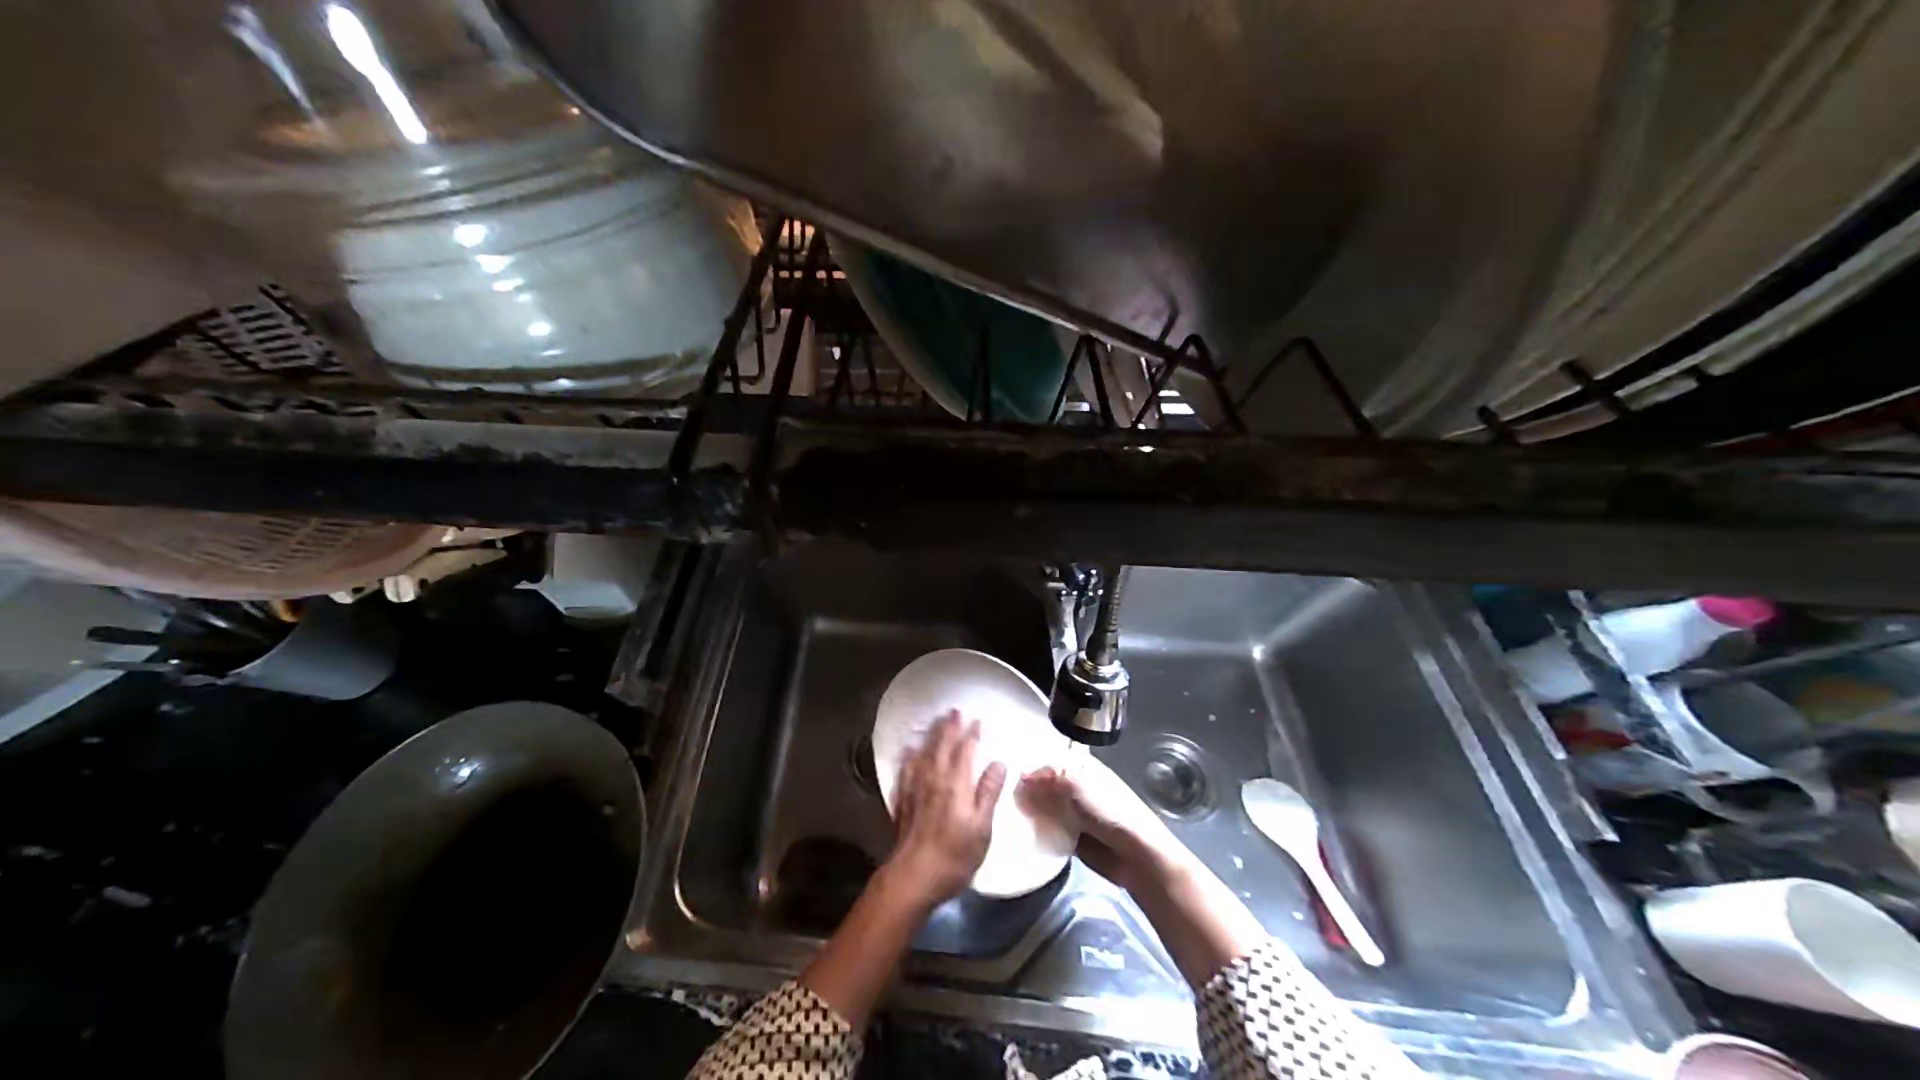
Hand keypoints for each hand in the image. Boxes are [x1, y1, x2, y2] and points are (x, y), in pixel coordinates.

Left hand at [884, 710, 1006, 908]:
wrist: (913, 877)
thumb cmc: (955, 855)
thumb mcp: (982, 827)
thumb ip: (988, 793)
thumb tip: (998, 763)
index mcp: (956, 784)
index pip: (965, 751)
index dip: (971, 734)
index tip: (977, 720)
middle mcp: (934, 779)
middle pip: (941, 746)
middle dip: (949, 727)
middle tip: (954, 710)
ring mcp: (915, 789)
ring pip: (923, 754)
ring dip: (931, 736)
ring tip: (935, 722)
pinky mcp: (903, 801)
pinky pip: (906, 769)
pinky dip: (910, 756)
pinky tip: (909, 752)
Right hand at [1018, 757, 1178, 893]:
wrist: (1138, 858)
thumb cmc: (1114, 815)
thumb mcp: (1081, 788)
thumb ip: (1051, 779)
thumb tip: (1022, 778)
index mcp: (1084, 769)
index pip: (1051, 760)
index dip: (1031, 764)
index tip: (1006, 770)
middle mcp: (1078, 789)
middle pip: (1045, 785)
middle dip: (1026, 788)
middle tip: (999, 792)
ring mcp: (1075, 814)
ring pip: (1045, 807)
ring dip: (1029, 810)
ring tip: (1003, 810)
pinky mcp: (1072, 838)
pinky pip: (1048, 830)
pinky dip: (1035, 830)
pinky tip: (1017, 831)